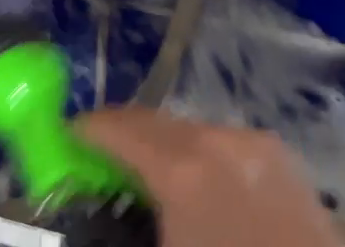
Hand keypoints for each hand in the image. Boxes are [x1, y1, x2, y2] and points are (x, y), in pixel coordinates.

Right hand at [74, 108, 338, 246]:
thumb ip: (116, 221)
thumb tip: (86, 199)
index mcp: (184, 168)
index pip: (114, 126)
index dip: (80, 133)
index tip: (59, 147)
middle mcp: (219, 141)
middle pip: (150, 123)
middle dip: (118, 141)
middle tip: (94, 168)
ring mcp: (257, 147)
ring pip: (188, 131)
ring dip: (159, 150)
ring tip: (146, 185)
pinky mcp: (285, 163)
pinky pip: (223, 146)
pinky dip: (198, 159)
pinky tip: (195, 192)